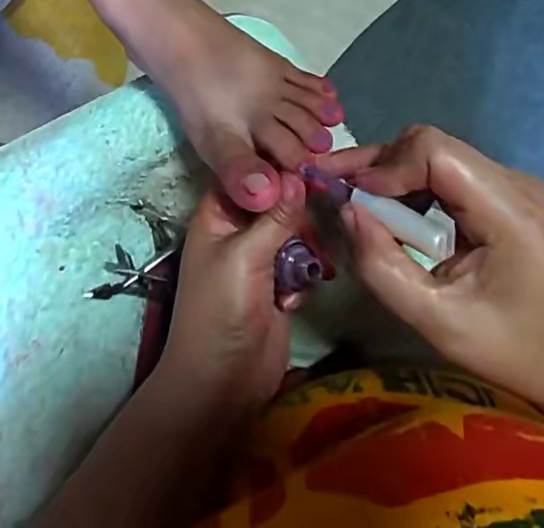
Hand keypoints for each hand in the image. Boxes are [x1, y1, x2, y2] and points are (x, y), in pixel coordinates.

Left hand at [150, 174, 308, 418]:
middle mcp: (237, 231)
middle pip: (276, 202)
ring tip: (311, 259)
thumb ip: (275, 216)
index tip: (313, 158)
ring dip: (305, 244)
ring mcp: (258, 259)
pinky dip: (304, 272)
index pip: (248, 175)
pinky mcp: (278, 285)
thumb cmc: (221, 310)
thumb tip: (299, 174)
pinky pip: (301, 262)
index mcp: (217, 215)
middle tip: (326, 208)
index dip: (277, 166)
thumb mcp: (246, 255)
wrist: (223, 385)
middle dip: (299, 208)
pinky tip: (299, 292)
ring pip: (293, 231)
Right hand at [324, 125, 543, 410]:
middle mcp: (511, 181)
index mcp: (510, 211)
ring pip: (430, 151)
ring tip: (355, 200)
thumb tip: (347, 211)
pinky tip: (389, 211)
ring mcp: (507, 181)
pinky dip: (407, 183)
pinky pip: (441, 168)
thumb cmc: (511, 348)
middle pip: (429, 144)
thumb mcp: (439, 323)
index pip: (437, 152)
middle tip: (335, 189)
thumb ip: (384, 269)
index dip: (387, 167)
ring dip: (388, 172)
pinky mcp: (497, 188)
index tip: (354, 199)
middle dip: (377, 164)